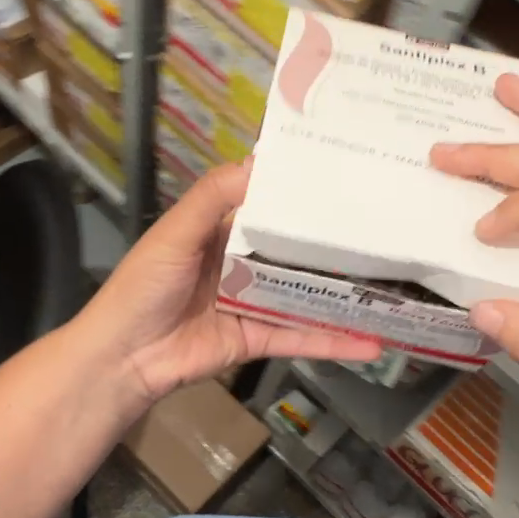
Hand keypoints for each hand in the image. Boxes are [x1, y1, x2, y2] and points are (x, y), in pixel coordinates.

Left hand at [76, 162, 381, 405]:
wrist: (123, 356)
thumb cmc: (144, 285)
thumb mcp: (175, 232)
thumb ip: (214, 197)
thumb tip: (262, 160)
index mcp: (221, 231)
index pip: (270, 205)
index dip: (302, 192)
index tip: (350, 175)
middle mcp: (241, 264)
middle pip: (294, 250)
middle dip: (335, 242)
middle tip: (390, 228)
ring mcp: (253, 303)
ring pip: (305, 295)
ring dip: (344, 294)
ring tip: (395, 284)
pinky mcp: (257, 340)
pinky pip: (300, 337)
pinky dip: (334, 342)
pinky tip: (373, 342)